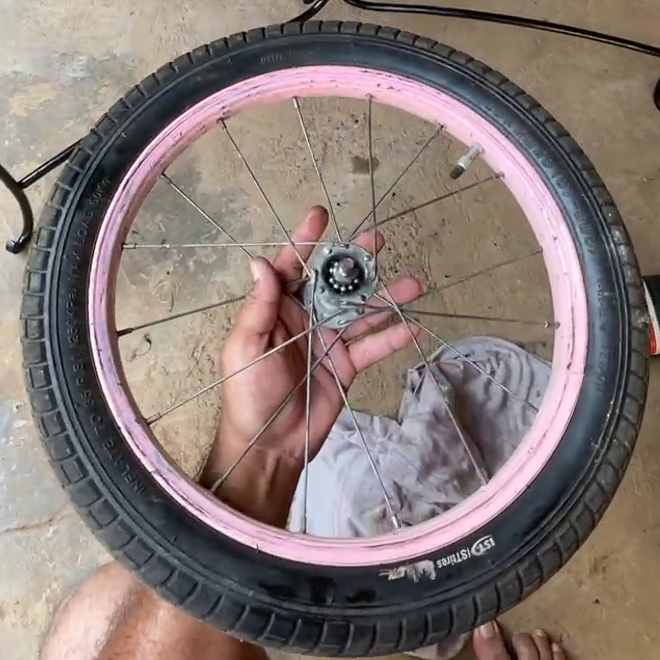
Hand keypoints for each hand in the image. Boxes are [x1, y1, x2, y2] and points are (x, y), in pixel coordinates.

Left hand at [200, 206, 420, 524]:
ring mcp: (330, 339)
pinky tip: (414, 325)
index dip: (305, 241)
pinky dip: (392, 336)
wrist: (269, 444)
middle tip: (378, 238)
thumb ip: (258, 306)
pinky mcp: (347, 365)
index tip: (320, 215)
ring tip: (414, 283)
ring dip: (387, 298)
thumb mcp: (245, 347)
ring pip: (361, 311)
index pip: (293, 266)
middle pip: (335, 282)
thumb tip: (259, 262)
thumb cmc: (247, 393)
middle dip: (356, 260)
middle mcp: (307, 316)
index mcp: (278, 307)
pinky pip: (372, 346)